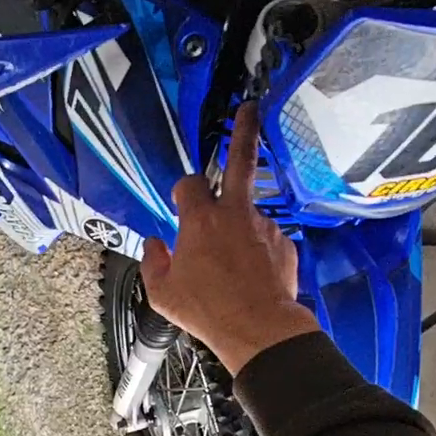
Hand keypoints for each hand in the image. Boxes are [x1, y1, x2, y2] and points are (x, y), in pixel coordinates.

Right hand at [141, 104, 322, 374]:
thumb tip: (154, 244)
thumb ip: (152, 261)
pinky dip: (254, 253)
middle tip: (249, 108)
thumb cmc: (203, 309)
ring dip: (238, 230)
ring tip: (230, 267)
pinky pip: (263, 241)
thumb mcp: (161, 292)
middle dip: (243, 131)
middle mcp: (235, 214)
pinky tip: (247, 277)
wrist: (256, 326)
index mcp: (200, 221)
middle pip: (241, 160)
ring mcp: (264, 225)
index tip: (180, 198)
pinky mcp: (283, 242)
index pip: (188, 185)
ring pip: (246, 216)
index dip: (182, 189)